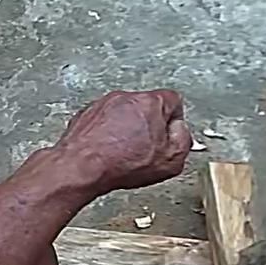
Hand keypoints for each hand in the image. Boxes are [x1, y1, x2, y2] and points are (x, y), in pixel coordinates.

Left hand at [51, 90, 191, 194]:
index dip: (174, 120)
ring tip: (123, 151)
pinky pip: (104, 121)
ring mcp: (103, 104)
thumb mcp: (171, 159)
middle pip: (147, 106)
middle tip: (146, 147)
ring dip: (126, 129)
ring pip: (123, 113)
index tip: (168, 134)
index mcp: (150, 103)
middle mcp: (126, 97)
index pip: (173, 100)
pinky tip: (107, 150)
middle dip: (149, 125)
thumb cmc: (121, 163)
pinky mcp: (86, 114)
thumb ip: (183, 138)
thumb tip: (179, 129)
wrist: (82, 166)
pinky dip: (107, 133)